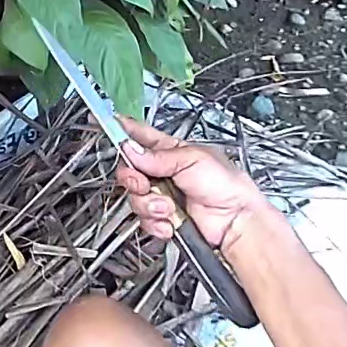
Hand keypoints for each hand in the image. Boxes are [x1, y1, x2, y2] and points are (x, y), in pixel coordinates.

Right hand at [114, 116, 271, 253]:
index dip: (124, 130)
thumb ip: (158, 156)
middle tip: (144, 183)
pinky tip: (171, 221)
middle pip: (130, 171)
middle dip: (134, 179)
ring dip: (150, 205)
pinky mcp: (163, 219)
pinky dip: (156, 223)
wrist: (236, 221)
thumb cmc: (226, 185)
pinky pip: (145, 220)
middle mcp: (163, 173)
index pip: (141, 136)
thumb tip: (131, 149)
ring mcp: (163, 196)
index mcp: (171, 151)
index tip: (110, 124)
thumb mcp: (191, 159)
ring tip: (168, 206)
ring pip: (135, 198)